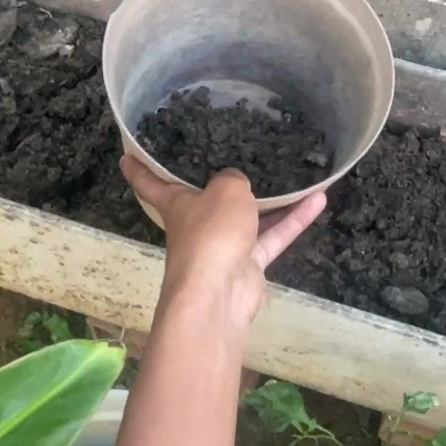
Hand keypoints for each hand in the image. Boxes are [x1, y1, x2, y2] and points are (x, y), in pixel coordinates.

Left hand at [120, 155, 326, 327]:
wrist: (219, 293)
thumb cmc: (211, 234)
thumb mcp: (225, 190)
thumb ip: (234, 180)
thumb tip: (239, 186)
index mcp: (178, 204)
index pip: (150, 183)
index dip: (137, 168)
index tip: (126, 154)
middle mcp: (198, 223)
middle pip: (206, 199)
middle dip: (217, 182)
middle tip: (231, 152)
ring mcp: (224, 245)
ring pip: (249, 216)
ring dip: (274, 199)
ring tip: (297, 173)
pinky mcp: (249, 264)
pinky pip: (273, 235)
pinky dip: (294, 219)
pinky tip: (319, 199)